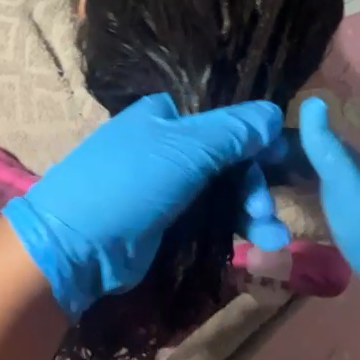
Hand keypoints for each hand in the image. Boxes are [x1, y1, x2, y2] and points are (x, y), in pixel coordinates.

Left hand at [3, 93, 284, 319]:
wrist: (74, 247)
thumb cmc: (128, 183)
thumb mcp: (185, 149)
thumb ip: (233, 131)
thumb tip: (274, 112)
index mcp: (167, 114)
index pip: (224, 115)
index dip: (257, 135)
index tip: (285, 157)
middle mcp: (169, 143)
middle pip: (230, 156)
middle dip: (254, 184)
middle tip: (267, 210)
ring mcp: (168, 184)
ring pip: (224, 189)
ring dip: (252, 210)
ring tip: (273, 237)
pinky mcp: (169, 220)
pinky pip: (213, 215)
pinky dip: (236, 227)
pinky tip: (261, 245)